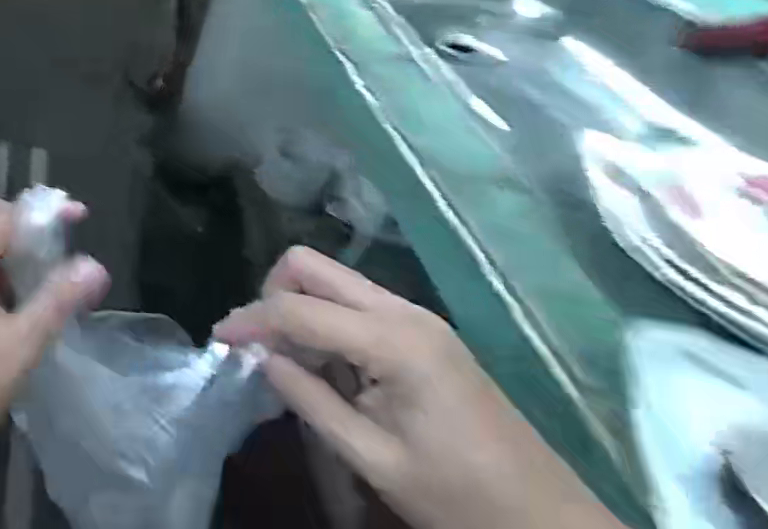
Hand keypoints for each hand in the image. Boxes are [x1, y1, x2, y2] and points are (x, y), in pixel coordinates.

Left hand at [0, 192, 108, 474]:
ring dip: (4, 237)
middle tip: (49, 239)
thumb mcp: (19, 348)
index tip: (80, 216)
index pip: (7, 216)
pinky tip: (16, 294)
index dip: (44, 211)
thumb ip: (57, 301)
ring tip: (40, 265)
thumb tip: (95, 266)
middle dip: (16, 213)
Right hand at [214, 247, 624, 528]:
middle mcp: (401, 310)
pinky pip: (353, 301)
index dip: (251, 318)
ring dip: (298, 306)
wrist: (551, 522)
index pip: (299, 307)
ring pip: (330, 278)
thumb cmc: (462, 500)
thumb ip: (312, 401)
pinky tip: (324, 363)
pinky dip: (324, 319)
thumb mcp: (376, 461)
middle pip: (311, 265)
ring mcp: (414, 315)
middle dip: (272, 293)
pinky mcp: (420, 328)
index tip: (217, 338)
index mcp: (393, 340)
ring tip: (287, 358)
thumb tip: (262, 358)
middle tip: (256, 342)